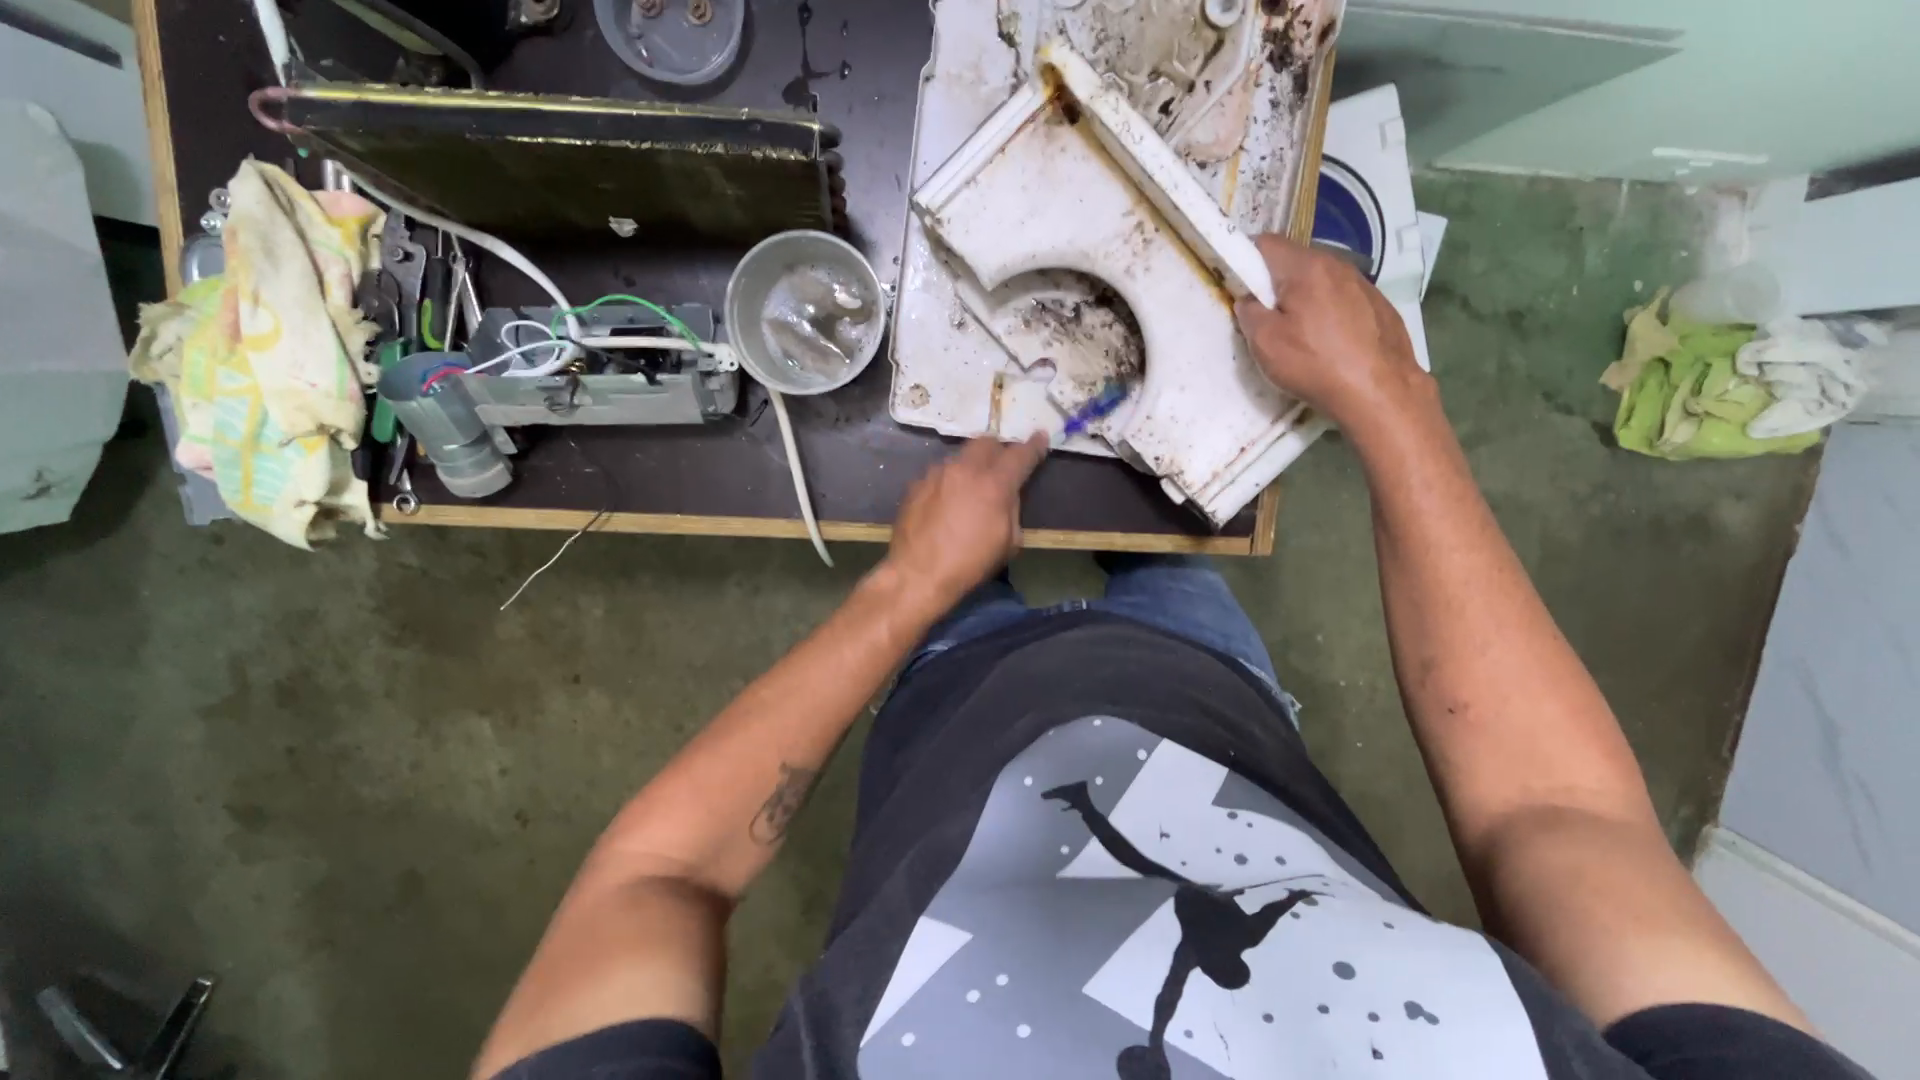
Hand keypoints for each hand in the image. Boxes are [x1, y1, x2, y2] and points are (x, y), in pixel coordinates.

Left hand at [886, 434, 1047, 611]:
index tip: (1040, 437)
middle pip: (986, 442)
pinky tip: (947, 501)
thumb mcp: (1008, 542)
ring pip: (961, 456)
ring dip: (972, 465)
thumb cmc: (969, 564)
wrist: (917, 574)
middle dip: (998, 449)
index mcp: (994, 484)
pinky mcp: (916, 483)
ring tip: (971, 486)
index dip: (1034, 445)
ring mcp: (937, 473)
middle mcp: (965, 469)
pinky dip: (950, 480)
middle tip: (1002, 464)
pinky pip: (940, 472)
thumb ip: (1012, 509)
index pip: (1020, 454)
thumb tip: (1007, 494)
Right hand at [1234, 236, 1427, 429]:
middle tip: (1268, 318)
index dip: (1247, 260)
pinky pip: (1344, 298)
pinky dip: (1331, 312)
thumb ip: (1249, 313)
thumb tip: (1249, 301)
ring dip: (1306, 298)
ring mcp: (1363, 284)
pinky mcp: (1380, 305)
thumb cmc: (1315, 364)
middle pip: (1296, 261)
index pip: (1267, 243)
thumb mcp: (1265, 343)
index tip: (1241, 287)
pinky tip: (1331, 342)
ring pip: (1322, 280)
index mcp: (1306, 267)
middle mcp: (1338, 265)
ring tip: (1302, 333)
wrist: (1379, 392)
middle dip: (1277, 282)